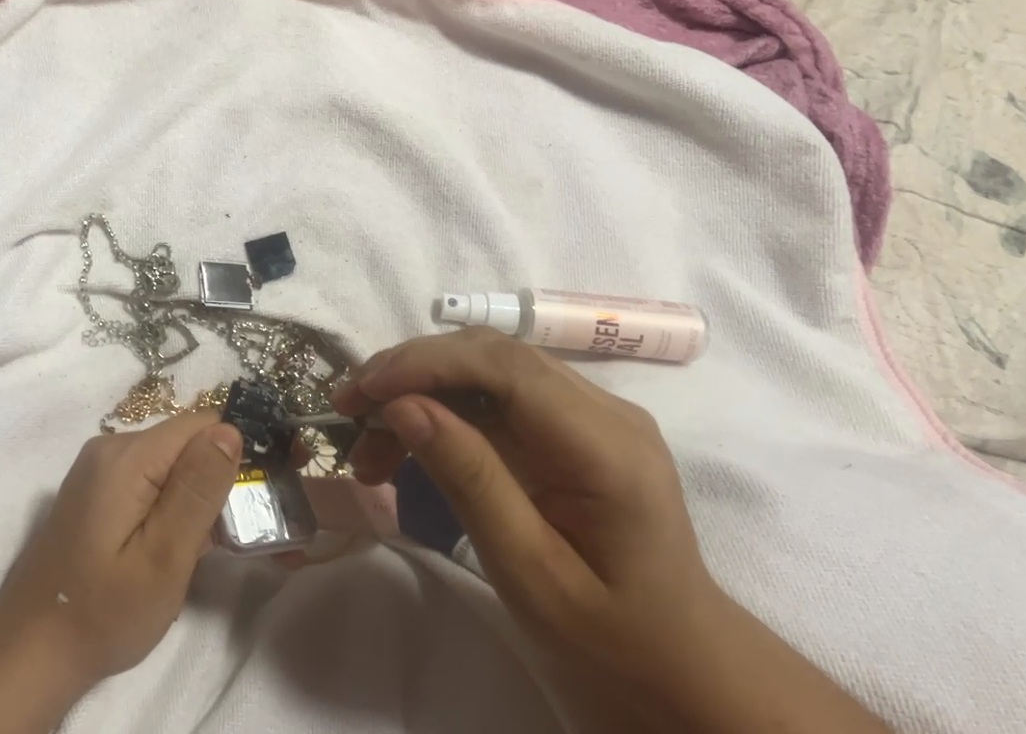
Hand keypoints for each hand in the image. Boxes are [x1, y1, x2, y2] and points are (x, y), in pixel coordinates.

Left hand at [0, 412, 241, 732]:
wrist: (31, 651)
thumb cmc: (103, 612)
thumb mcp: (164, 557)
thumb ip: (197, 490)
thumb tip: (229, 429)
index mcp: (126, 456)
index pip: (202, 425)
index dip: (236, 456)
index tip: (256, 502)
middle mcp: (109, 449)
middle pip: (186, 444)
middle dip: (216, 484)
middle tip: (229, 541)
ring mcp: (98, 471)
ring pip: (170, 466)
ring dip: (195, 502)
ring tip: (202, 553)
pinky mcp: (96, 493)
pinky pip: (149, 483)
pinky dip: (170, 510)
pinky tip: (171, 552)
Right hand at [338, 327, 711, 672]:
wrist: (678, 670)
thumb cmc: (607, 639)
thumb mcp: (528, 572)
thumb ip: (470, 480)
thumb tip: (402, 405)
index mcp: (605, 448)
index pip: (504, 366)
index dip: (424, 363)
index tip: (360, 393)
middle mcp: (604, 413)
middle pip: (491, 356)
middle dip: (410, 372)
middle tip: (347, 412)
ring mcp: (590, 418)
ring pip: (486, 371)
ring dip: (419, 394)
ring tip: (367, 451)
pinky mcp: (571, 431)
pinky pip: (495, 399)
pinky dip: (441, 414)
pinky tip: (406, 450)